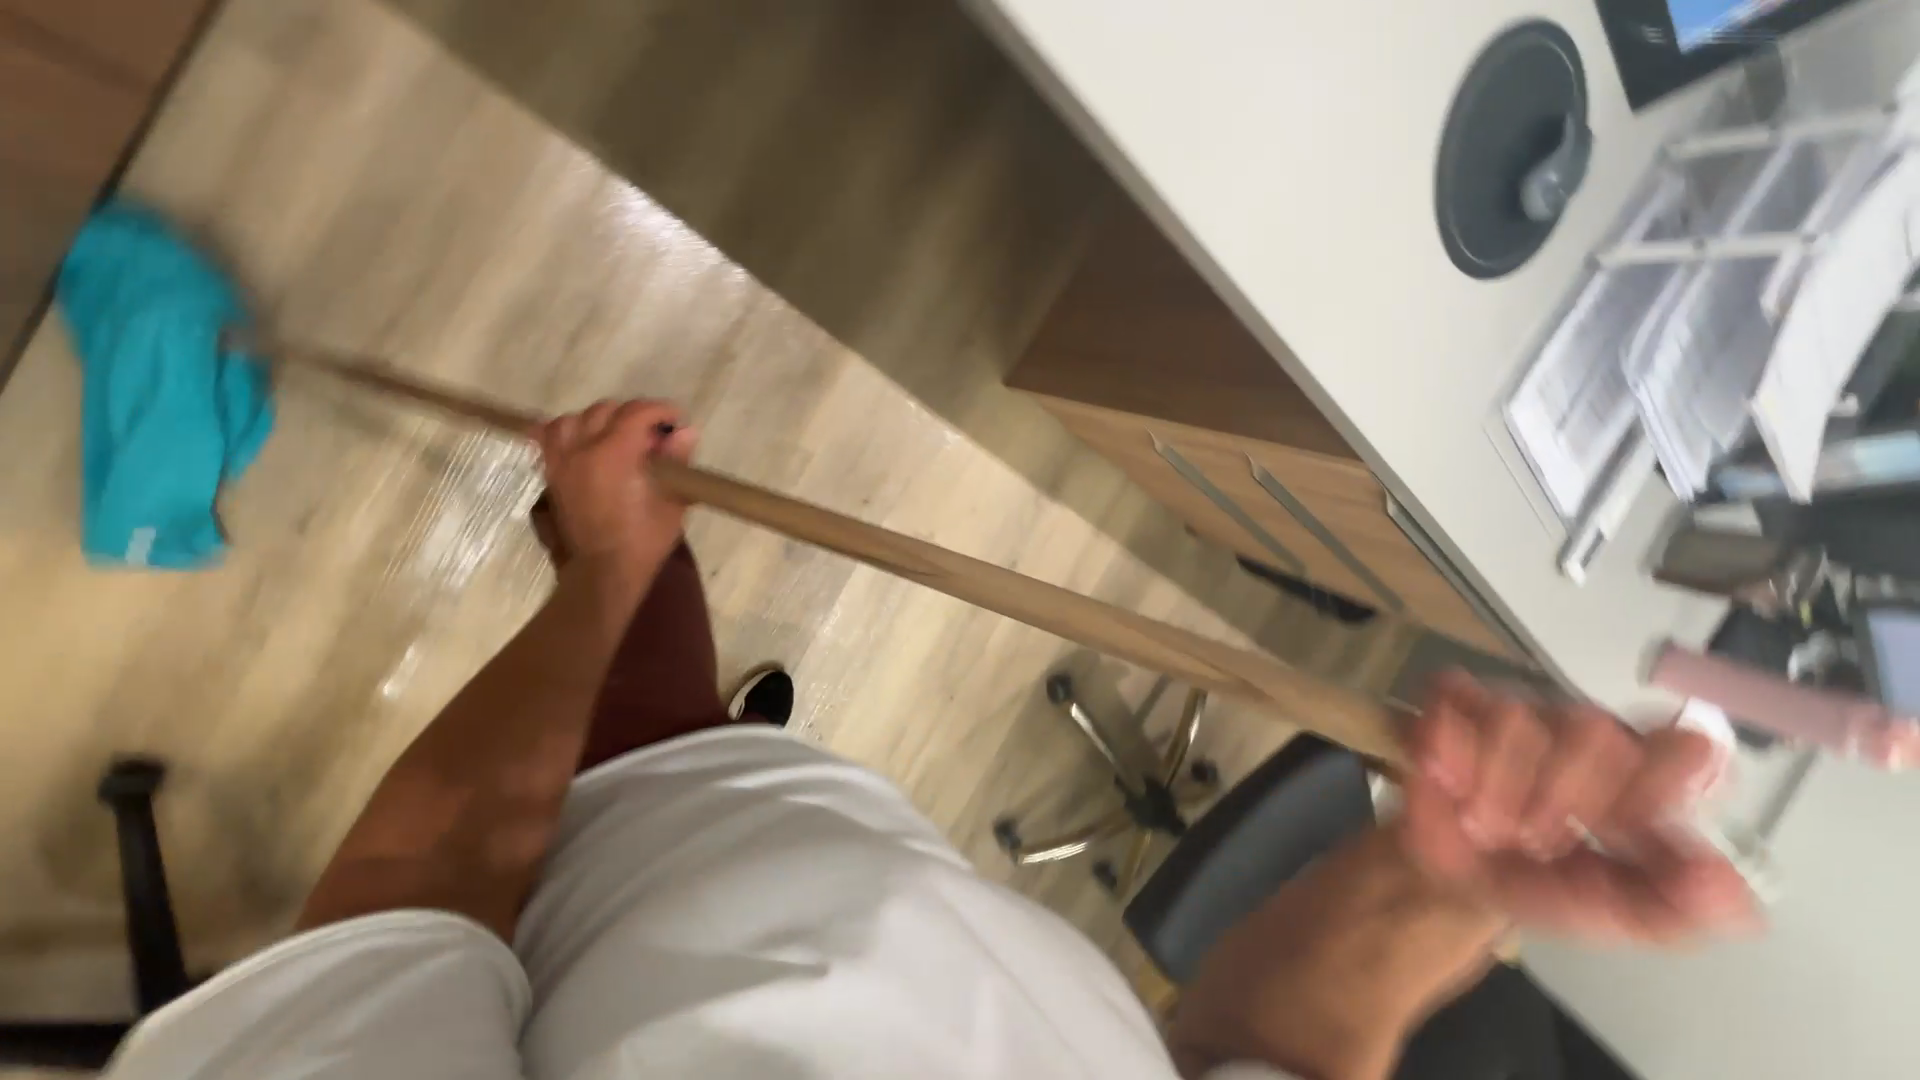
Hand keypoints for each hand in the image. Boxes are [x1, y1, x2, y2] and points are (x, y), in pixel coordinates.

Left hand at [536, 400, 697, 589]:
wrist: (605, 570)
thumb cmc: (645, 538)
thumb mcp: (672, 500)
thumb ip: (676, 461)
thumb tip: (686, 432)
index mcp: (615, 453)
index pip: (636, 413)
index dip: (660, 410)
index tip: (676, 420)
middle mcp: (583, 449)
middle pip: (605, 410)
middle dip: (632, 415)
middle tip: (652, 436)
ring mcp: (562, 462)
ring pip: (573, 419)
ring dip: (597, 420)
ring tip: (615, 435)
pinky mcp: (552, 476)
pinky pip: (547, 440)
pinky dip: (564, 433)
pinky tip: (579, 441)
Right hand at [1400, 671, 1759, 942]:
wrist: (1452, 879)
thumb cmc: (1543, 885)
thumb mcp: (1618, 917)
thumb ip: (1680, 909)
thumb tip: (1722, 882)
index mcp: (1646, 775)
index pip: (1682, 746)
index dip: (1655, 784)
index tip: (1623, 833)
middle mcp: (1587, 731)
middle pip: (1594, 729)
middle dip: (1558, 799)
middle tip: (1536, 843)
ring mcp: (1517, 710)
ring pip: (1515, 719)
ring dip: (1495, 787)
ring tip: (1484, 825)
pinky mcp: (1452, 702)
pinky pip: (1454, 704)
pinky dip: (1448, 752)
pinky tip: (1448, 785)